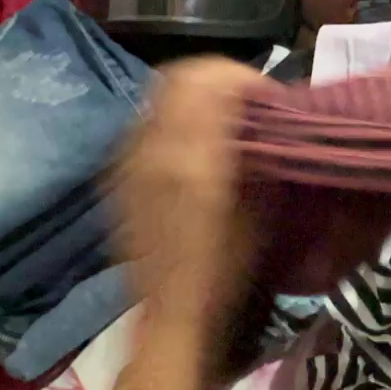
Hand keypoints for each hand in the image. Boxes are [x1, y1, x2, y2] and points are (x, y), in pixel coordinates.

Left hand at [112, 57, 270, 333]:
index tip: (271, 100)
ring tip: (225, 116)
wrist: (170, 314)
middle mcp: (154, 150)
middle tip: (249, 101)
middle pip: (181, 75)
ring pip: (160, 93)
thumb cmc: (227, 272)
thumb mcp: (260, 213)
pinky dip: (175, 114)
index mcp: (194, 159)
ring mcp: (130, 159)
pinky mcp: (119, 172)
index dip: (247, 79)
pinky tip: (196, 141)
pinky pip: (147, 121)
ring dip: (197, 92)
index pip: (213, 80)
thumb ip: (262, 156)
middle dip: (220, 77)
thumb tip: (269, 120)